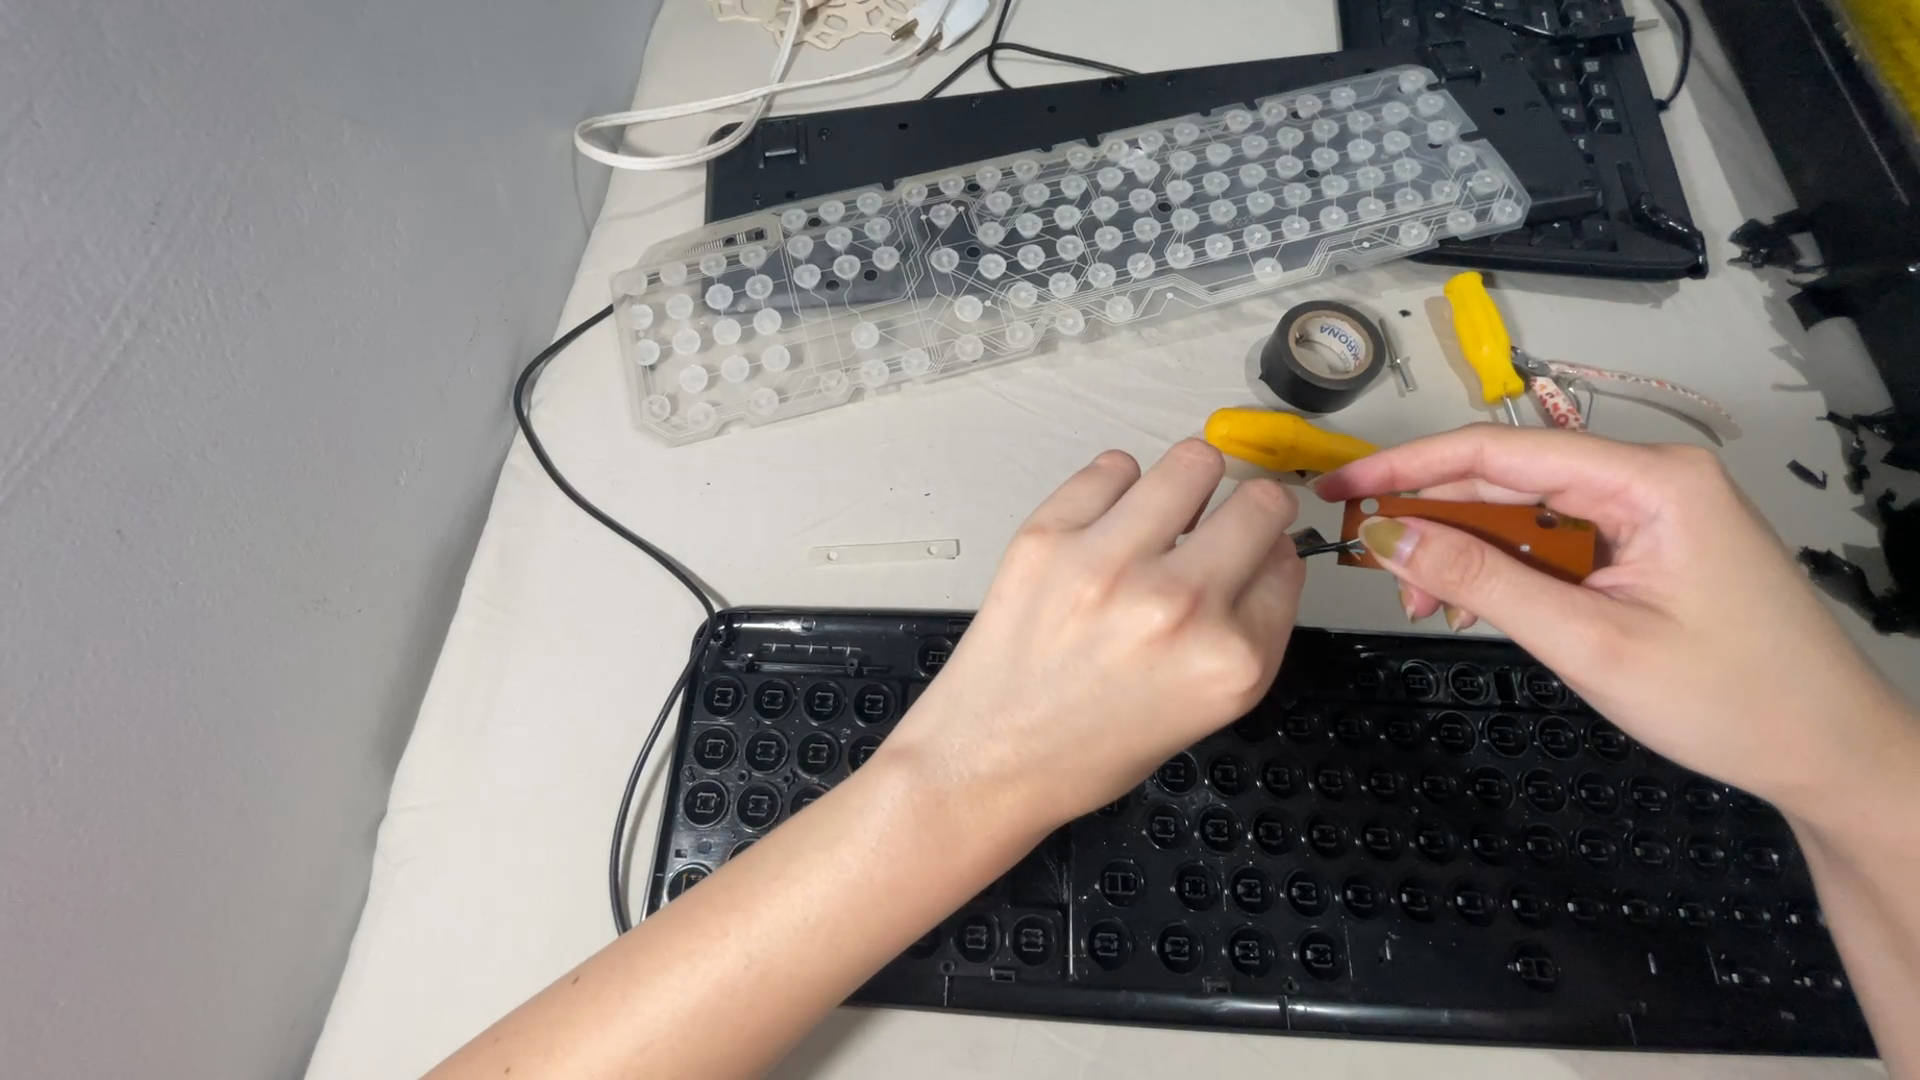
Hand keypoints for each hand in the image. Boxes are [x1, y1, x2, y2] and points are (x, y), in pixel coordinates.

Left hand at [879, 440, 1305, 830]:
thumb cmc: (1088, 748)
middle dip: (1246, 509)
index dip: (1268, 553)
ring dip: (1187, 482)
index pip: (1287, 562)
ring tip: (1159, 515)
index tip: (1248, 550)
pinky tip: (1103, 524)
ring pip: (1192, 460)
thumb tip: (1262, 549)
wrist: (989, 757)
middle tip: (1212, 525)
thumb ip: (1246, 628)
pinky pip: (1112, 466)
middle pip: (1258, 503)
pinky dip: (1117, 486)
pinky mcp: (1049, 538)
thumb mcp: (1202, 707)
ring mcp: (1108, 563)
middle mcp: (1179, 605)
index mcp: (1230, 660)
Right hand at [1314, 424, 1917, 817]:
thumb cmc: (1731, 700)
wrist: (1830, 758)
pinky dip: (1488, 570)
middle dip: (1426, 520)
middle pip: (1496, 479)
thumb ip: (1478, 578)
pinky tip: (1464, 601)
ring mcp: (1636, 512)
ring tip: (1423, 602)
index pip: (1494, 452)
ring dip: (1453, 552)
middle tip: (1368, 560)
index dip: (1403, 466)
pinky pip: (1534, 540)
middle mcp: (1640, 481)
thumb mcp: (1585, 639)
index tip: (1339, 486)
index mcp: (1648, 481)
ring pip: (1508, 512)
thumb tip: (1384, 536)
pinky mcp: (1627, 544)